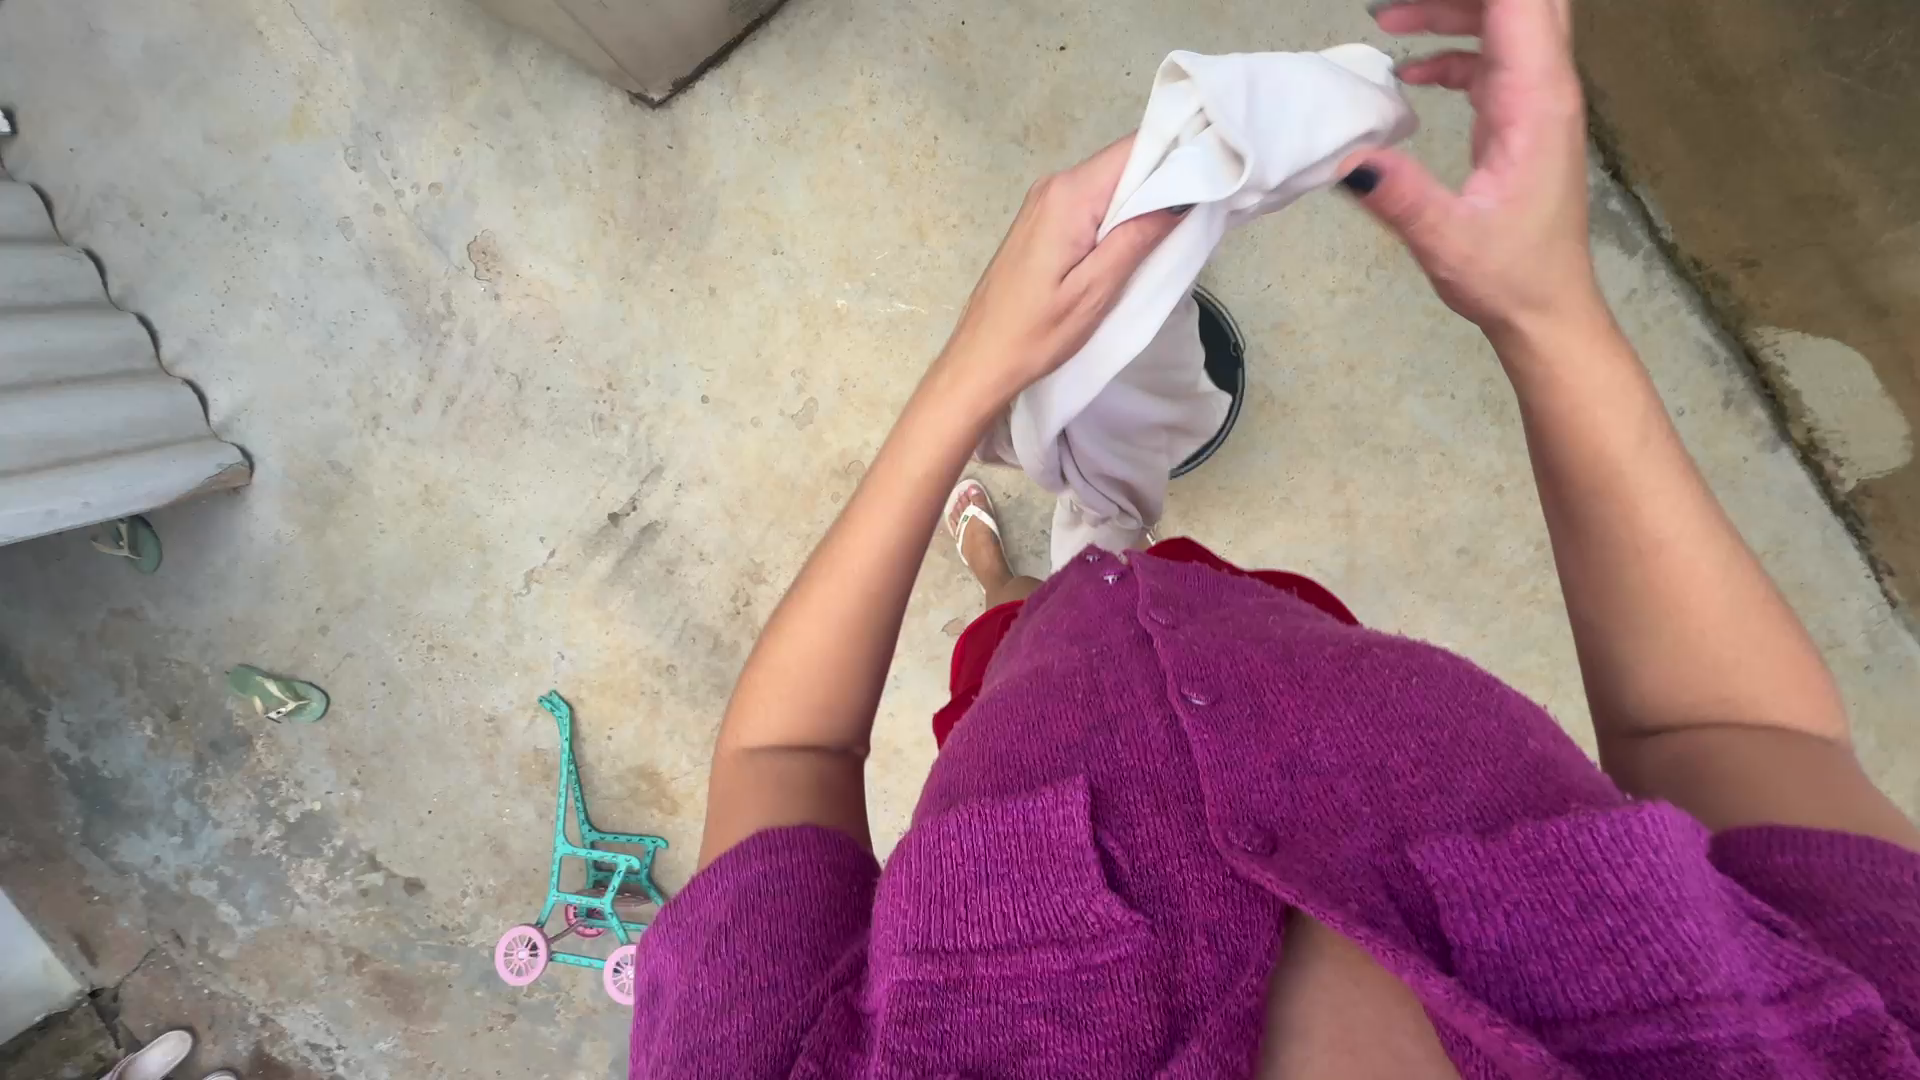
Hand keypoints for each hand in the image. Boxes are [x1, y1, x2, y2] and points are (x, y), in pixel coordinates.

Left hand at [933, 136, 1183, 409]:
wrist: (980, 361)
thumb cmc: (1033, 335)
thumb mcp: (1094, 291)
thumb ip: (1137, 238)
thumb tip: (1180, 195)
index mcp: (1068, 196)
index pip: (1137, 148)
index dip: (1178, 157)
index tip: (1211, 182)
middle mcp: (1054, 187)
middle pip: (1124, 164)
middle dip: (1163, 185)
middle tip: (1195, 218)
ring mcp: (1043, 205)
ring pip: (1109, 187)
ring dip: (1140, 207)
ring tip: (1165, 240)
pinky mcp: (1041, 226)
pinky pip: (1091, 207)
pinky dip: (1115, 221)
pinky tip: (1129, 250)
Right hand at [1341, 0, 1603, 341]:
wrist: (1543, 305)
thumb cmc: (1504, 274)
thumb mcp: (1444, 239)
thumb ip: (1400, 197)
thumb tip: (1349, 163)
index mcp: (1536, 103)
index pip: (1516, 4)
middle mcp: (1547, 88)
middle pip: (1520, 2)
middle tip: (1393, 8)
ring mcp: (1537, 103)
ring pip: (1509, 23)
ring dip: (1454, 12)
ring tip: (1390, 22)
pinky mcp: (1521, 123)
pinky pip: (1495, 62)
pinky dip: (1455, 53)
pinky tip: (1415, 73)